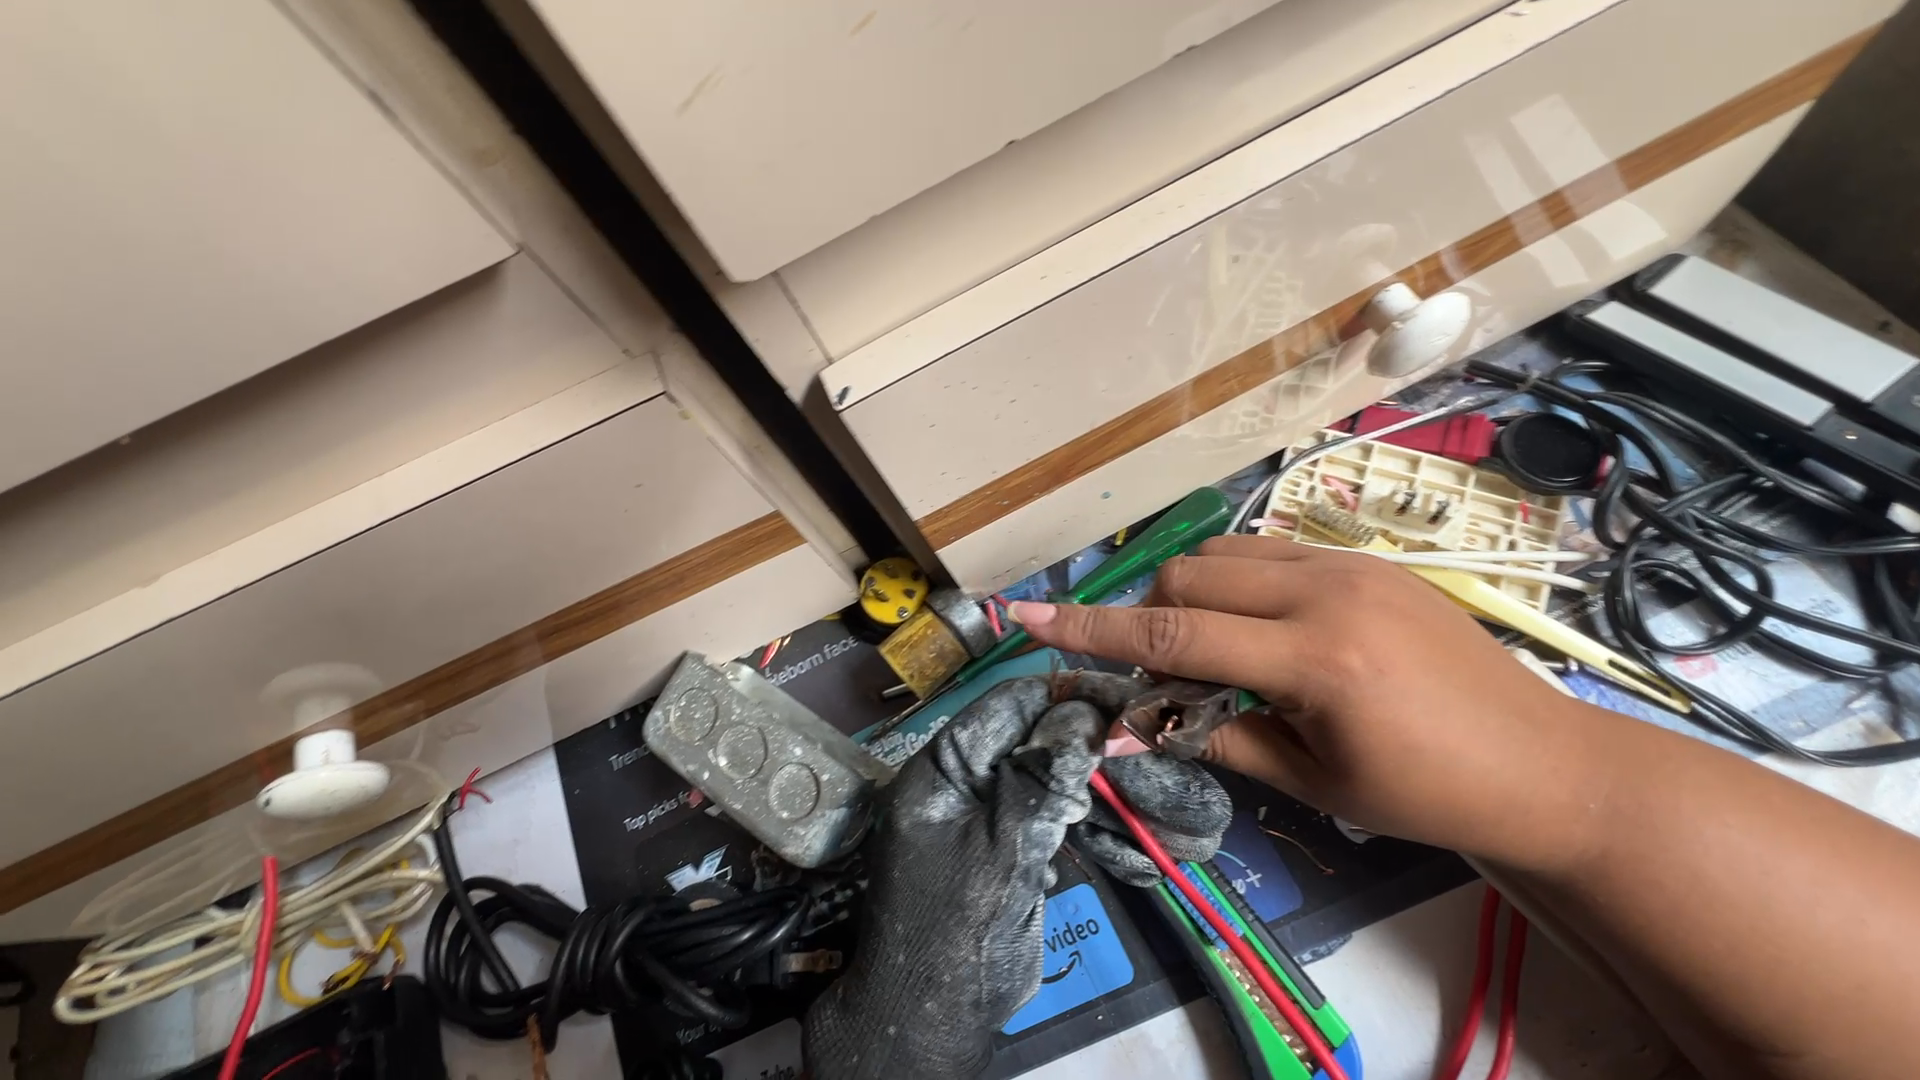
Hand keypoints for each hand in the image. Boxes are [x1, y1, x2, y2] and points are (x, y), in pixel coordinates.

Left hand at [805, 673, 1226, 1078]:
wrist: (934, 1024)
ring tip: (1164, 808)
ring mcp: (988, 815)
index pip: (1011, 705)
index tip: (1128, 698)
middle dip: (1099, 752)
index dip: (1070, 696)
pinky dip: (1095, 832)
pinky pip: (1056, 822)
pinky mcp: (1011, 848)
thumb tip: (1082, 714)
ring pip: (1056, 784)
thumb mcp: (1002, 852)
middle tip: (1157, 754)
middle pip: (1040, 742)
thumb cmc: (957, 934)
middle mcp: (965, 781)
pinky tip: (1136, 851)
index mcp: (946, 768)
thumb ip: (1041, 779)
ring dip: (1108, 798)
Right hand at [1009, 535, 1609, 869]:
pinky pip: (1265, 550)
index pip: (1173, 636)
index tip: (1027, 617)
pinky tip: (1260, 627)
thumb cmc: (1424, 793)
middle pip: (1185, 580)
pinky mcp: (1363, 558)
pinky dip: (1233, 582)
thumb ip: (1212, 738)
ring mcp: (1347, 564)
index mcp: (1315, 660)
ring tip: (1215, 653)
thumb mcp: (1311, 781)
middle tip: (1168, 681)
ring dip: (1190, 598)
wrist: (1544, 764)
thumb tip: (1125, 728)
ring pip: (1219, 555)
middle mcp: (1325, 591)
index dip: (1091, 629)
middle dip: (1150, 621)